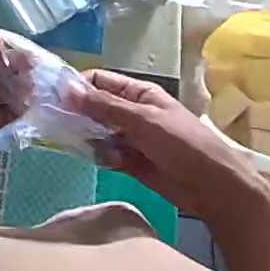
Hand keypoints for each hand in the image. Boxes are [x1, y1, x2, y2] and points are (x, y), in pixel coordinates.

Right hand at [72, 69, 269, 227]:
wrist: (216, 189)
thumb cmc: (185, 146)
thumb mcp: (144, 120)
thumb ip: (105, 106)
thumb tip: (67, 89)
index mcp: (138, 94)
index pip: (98, 80)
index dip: (77, 86)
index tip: (54, 97)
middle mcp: (130, 112)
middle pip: (93, 106)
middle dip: (77, 113)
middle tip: (58, 123)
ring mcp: (129, 137)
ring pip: (95, 131)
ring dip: (90, 138)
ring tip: (90, 146)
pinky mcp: (128, 161)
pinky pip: (104, 153)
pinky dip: (102, 156)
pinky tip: (111, 162)